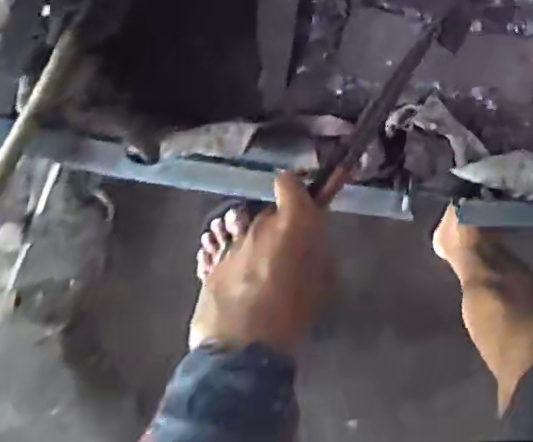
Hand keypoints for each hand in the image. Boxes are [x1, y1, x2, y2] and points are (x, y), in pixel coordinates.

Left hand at [189, 172, 332, 352]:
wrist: (242, 351)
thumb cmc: (294, 310)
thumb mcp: (323, 274)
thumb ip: (317, 245)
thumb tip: (312, 235)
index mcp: (293, 220)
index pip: (287, 181)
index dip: (293, 188)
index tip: (299, 201)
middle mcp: (260, 224)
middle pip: (269, 213)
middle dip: (277, 226)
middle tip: (285, 250)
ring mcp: (231, 245)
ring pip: (245, 234)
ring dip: (253, 245)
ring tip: (258, 271)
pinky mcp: (209, 269)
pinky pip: (225, 254)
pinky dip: (233, 263)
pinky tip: (239, 283)